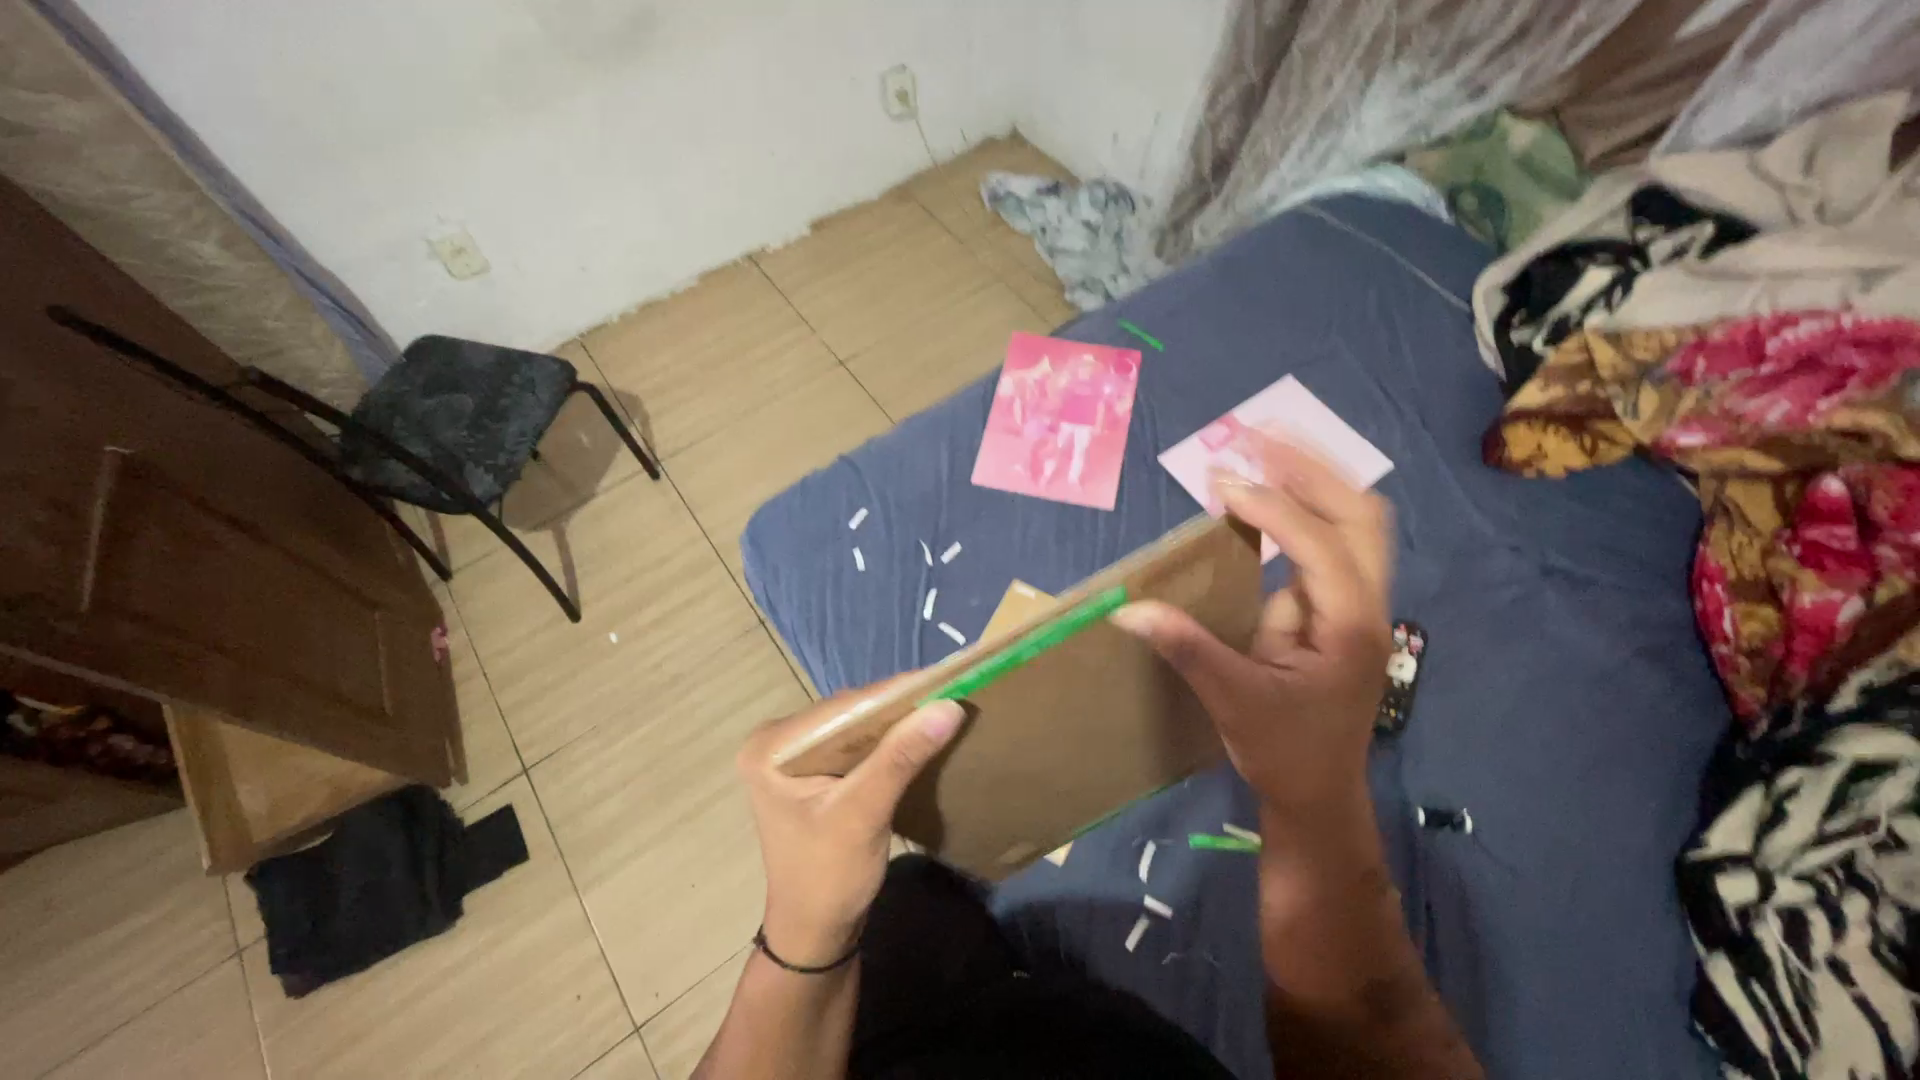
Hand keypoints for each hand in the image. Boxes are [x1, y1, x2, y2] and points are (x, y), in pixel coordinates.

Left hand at [736, 684, 964, 966]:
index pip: (843, 708)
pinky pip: (856, 743)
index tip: (946, 678)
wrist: (814, 934)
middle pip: (849, 712)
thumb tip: (948, 706)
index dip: (895, 692)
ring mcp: (793, 755)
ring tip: (943, 708)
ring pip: (855, 725)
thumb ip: (900, 758)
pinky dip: (887, 741)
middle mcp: (776, 741)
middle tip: (951, 691)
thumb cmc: (828, 878)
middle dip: (898, 706)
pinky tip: (919, 735)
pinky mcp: (813, 770)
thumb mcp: (863, 815)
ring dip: (896, 722)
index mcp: (771, 746)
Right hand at [1111, 437, 1392, 830]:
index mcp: (1351, 625)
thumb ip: (1187, 648)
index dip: (1272, 509)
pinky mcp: (1340, 610)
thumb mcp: (1233, 700)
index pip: (1318, 546)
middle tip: (1256, 436)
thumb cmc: (1283, 750)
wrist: (1320, 794)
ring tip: (1263, 449)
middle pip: (1360, 513)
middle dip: (1311, 468)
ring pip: (1355, 522)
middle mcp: (1368, 604)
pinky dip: (1302, 512)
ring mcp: (1359, 604)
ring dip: (1313, 481)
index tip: (1220, 484)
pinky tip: (1265, 502)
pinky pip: (1330, 544)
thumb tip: (1128, 608)